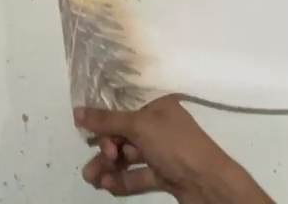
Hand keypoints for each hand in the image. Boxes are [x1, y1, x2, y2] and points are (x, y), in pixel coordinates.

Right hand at [77, 97, 271, 201]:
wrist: (210, 185)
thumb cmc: (175, 144)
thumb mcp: (139, 126)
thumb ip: (107, 120)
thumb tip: (77, 111)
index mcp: (156, 103)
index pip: (123, 102)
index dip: (103, 112)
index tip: (82, 122)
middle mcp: (158, 123)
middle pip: (123, 131)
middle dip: (104, 145)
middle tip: (96, 157)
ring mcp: (161, 150)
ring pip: (128, 155)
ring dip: (109, 165)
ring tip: (91, 178)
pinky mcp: (164, 174)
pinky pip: (138, 174)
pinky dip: (123, 179)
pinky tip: (107, 186)